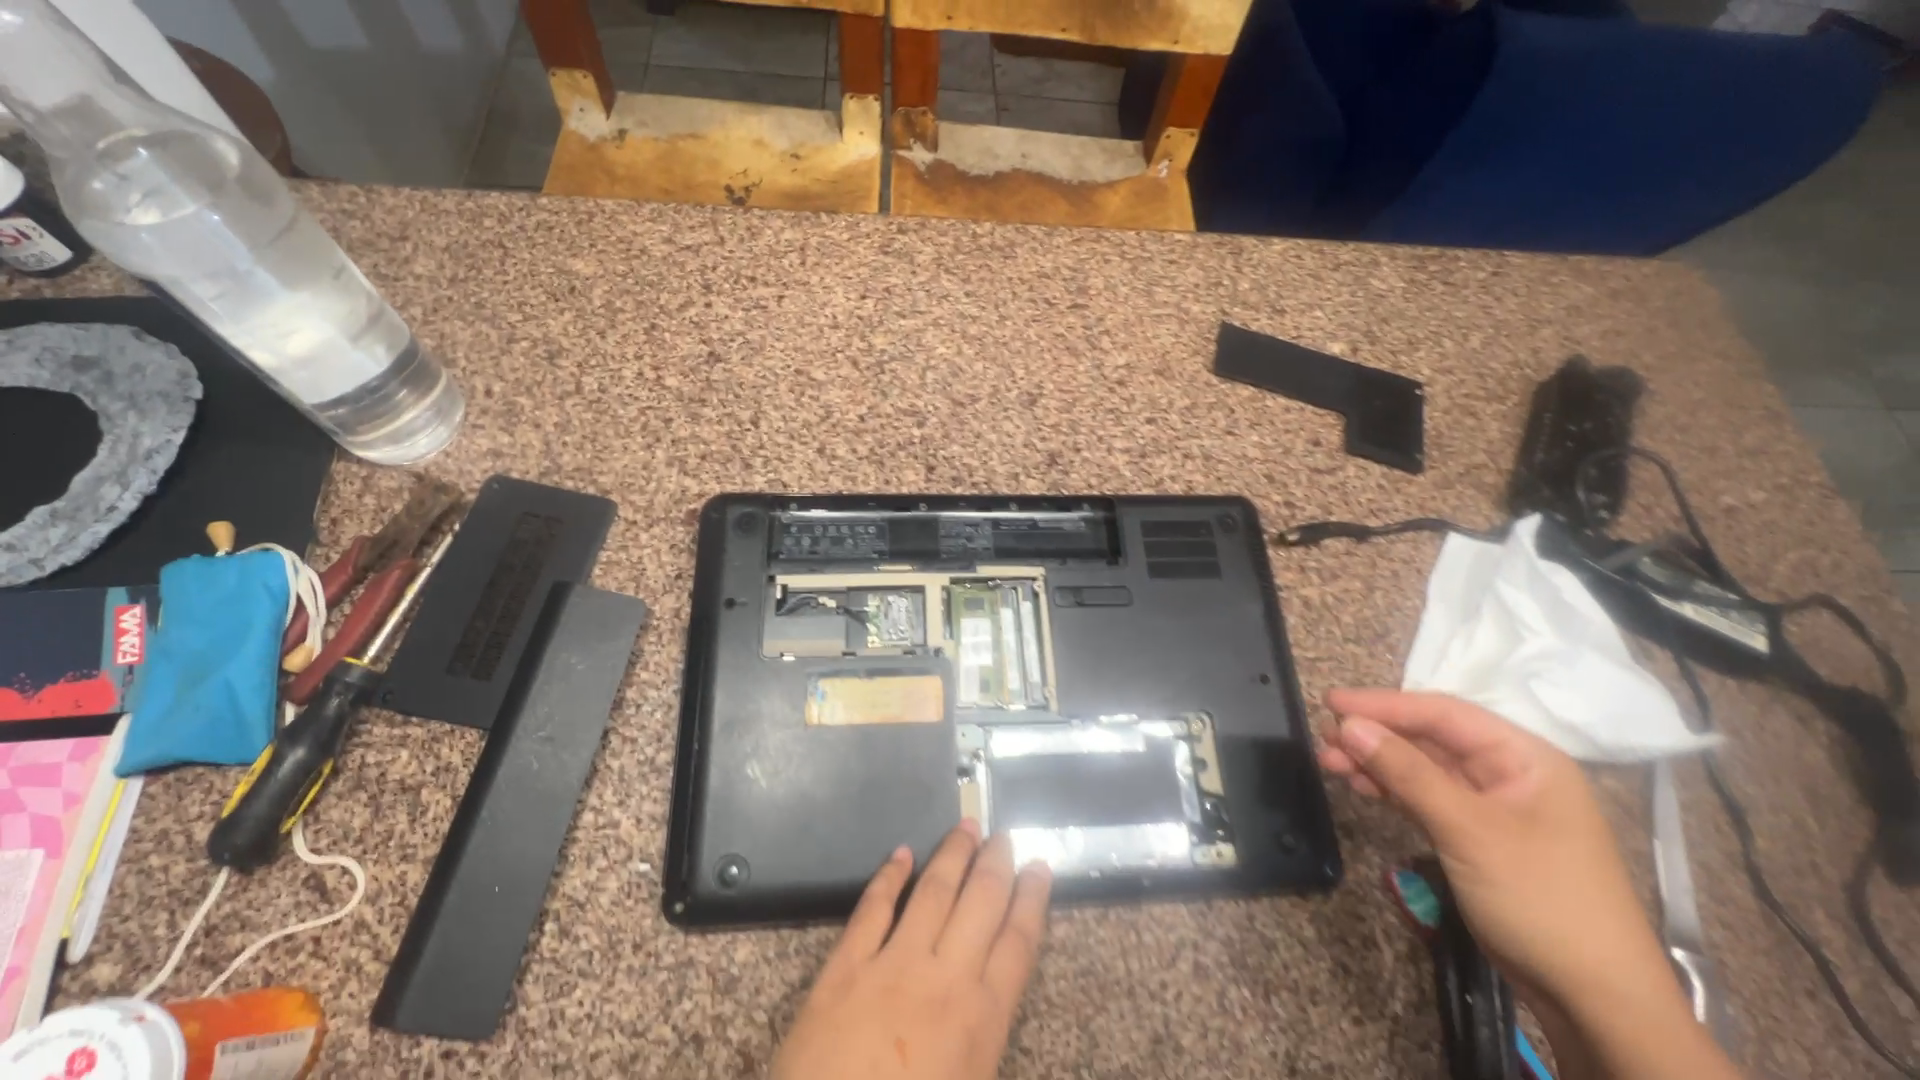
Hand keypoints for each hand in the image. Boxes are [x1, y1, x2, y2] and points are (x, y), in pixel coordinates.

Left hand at [772, 822, 1053, 1079]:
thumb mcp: (973, 1079)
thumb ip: (986, 1036)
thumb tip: (993, 1001)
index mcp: (983, 1016)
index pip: (1018, 941)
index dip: (1032, 899)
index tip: (1040, 867)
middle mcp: (945, 978)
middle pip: (981, 904)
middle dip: (996, 864)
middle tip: (1004, 835)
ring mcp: (893, 965)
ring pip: (933, 893)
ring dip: (952, 855)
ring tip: (966, 827)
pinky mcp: (844, 966)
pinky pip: (872, 909)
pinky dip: (888, 876)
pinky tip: (901, 853)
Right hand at [1319, 690, 1739, 1079]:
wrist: (1594, 995)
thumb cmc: (1539, 898)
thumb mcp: (1469, 830)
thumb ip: (1407, 773)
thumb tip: (1348, 725)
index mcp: (1524, 757)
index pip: (1443, 714)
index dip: (1384, 704)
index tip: (1330, 701)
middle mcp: (1510, 774)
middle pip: (1432, 739)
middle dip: (1376, 736)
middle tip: (1322, 739)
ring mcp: (1494, 809)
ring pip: (1425, 770)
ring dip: (1378, 764)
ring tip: (1329, 763)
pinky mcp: (1479, 840)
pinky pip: (1428, 800)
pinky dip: (1394, 792)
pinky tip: (1362, 787)